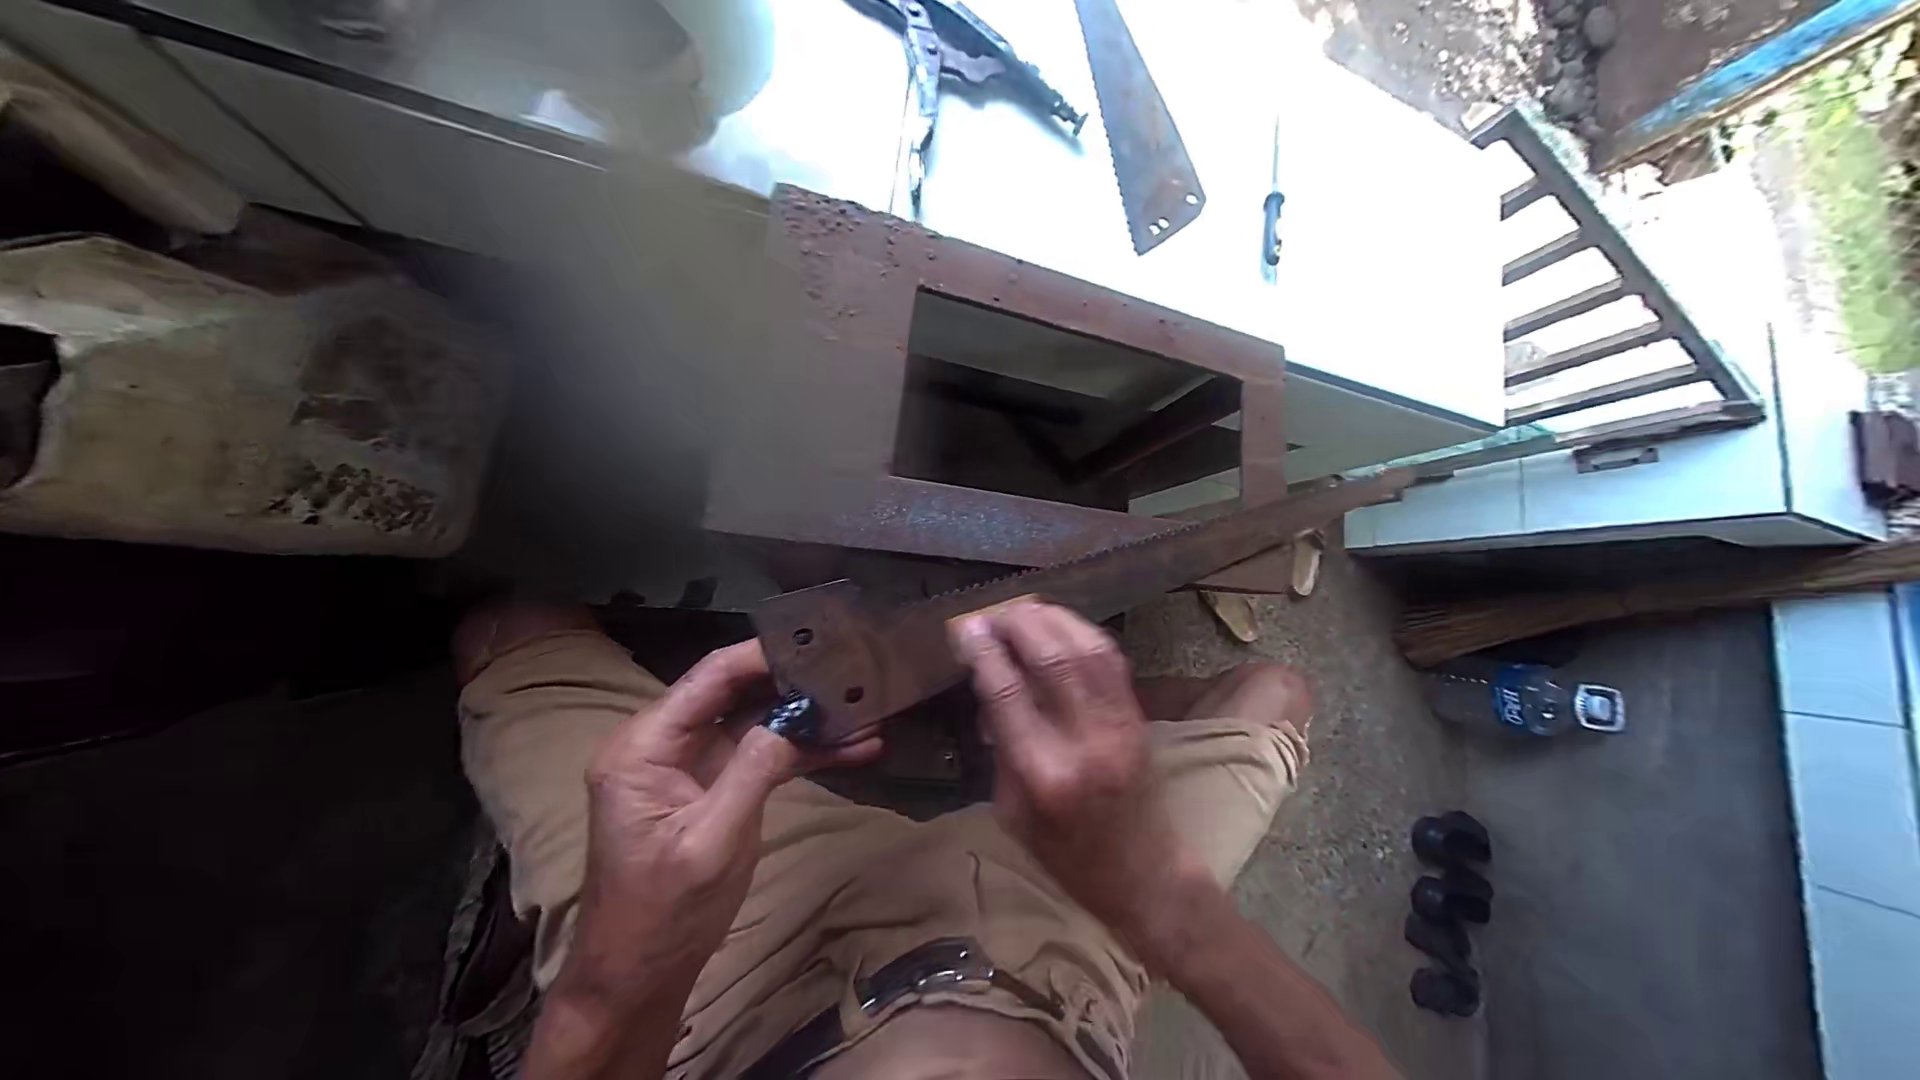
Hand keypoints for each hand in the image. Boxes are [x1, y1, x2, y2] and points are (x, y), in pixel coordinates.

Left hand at [561, 641, 877, 996]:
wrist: (640, 978)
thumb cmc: (662, 915)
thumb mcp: (710, 842)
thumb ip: (753, 771)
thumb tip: (798, 716)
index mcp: (645, 746)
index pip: (709, 678)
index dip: (762, 656)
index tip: (816, 643)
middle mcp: (666, 742)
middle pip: (737, 691)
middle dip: (794, 682)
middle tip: (849, 670)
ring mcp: (694, 761)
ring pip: (759, 720)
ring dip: (809, 720)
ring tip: (865, 711)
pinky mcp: (718, 782)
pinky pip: (765, 752)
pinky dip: (805, 751)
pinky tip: (853, 749)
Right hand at [951, 601, 1202, 941]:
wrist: (1147, 877)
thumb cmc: (1068, 857)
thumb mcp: (1012, 814)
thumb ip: (1000, 749)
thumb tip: (988, 688)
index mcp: (1044, 773)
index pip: (1008, 694)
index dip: (984, 652)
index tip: (966, 628)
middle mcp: (1086, 741)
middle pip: (1052, 659)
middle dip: (1017, 625)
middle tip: (991, 613)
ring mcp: (1119, 724)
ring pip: (1086, 649)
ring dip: (1050, 619)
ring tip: (1021, 609)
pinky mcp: (1137, 716)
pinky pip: (1111, 659)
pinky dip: (1081, 632)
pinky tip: (1059, 624)